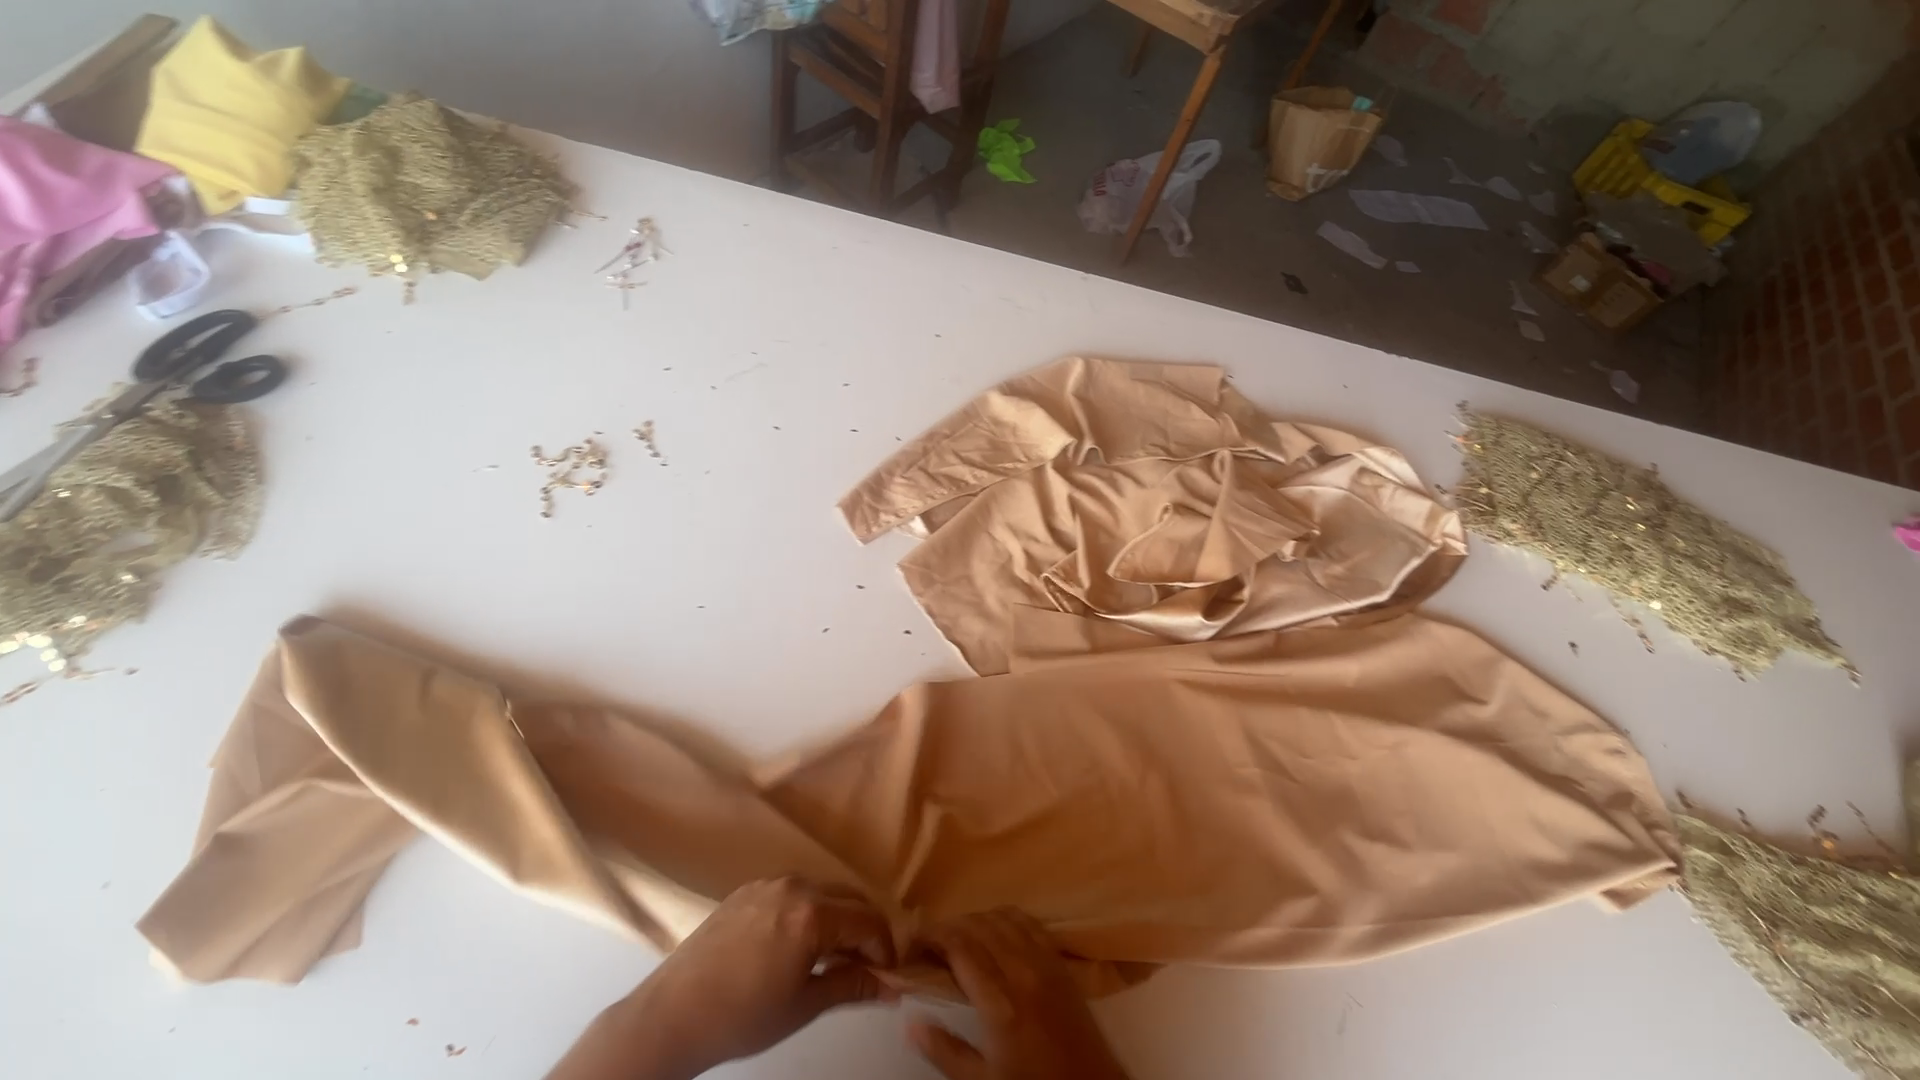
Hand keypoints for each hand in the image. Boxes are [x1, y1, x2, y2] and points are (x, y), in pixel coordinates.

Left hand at [546, 877, 893, 1079]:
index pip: (869, 920)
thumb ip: (852, 985)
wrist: (672, 1014)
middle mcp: (793, 885)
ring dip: (837, 918)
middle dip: (865, 929)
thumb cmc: (742, 1016)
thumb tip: (893, 986)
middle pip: (849, 898)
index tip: (888, 974)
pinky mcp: (745, 890)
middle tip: (867, 966)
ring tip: (833, 958)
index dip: (885, 948)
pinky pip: (792, 892)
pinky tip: (798, 945)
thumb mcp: (805, 1005)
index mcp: (812, 913)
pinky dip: (808, 912)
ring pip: (821, 892)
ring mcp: (766, 883)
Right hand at [908, 909, 1129, 1079]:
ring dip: (977, 919)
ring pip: (1004, 918)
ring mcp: (1045, 963)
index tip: (914, 938)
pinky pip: (1031, 923)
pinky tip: (996, 928)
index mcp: (999, 1002)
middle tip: (931, 940)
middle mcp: (1021, 971)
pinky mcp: (1060, 962)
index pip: (960, 947)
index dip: (933, 934)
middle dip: (951, 926)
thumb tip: (911, 1023)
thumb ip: (945, 1051)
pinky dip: (1007, 917)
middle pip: (979, 926)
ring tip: (960, 935)